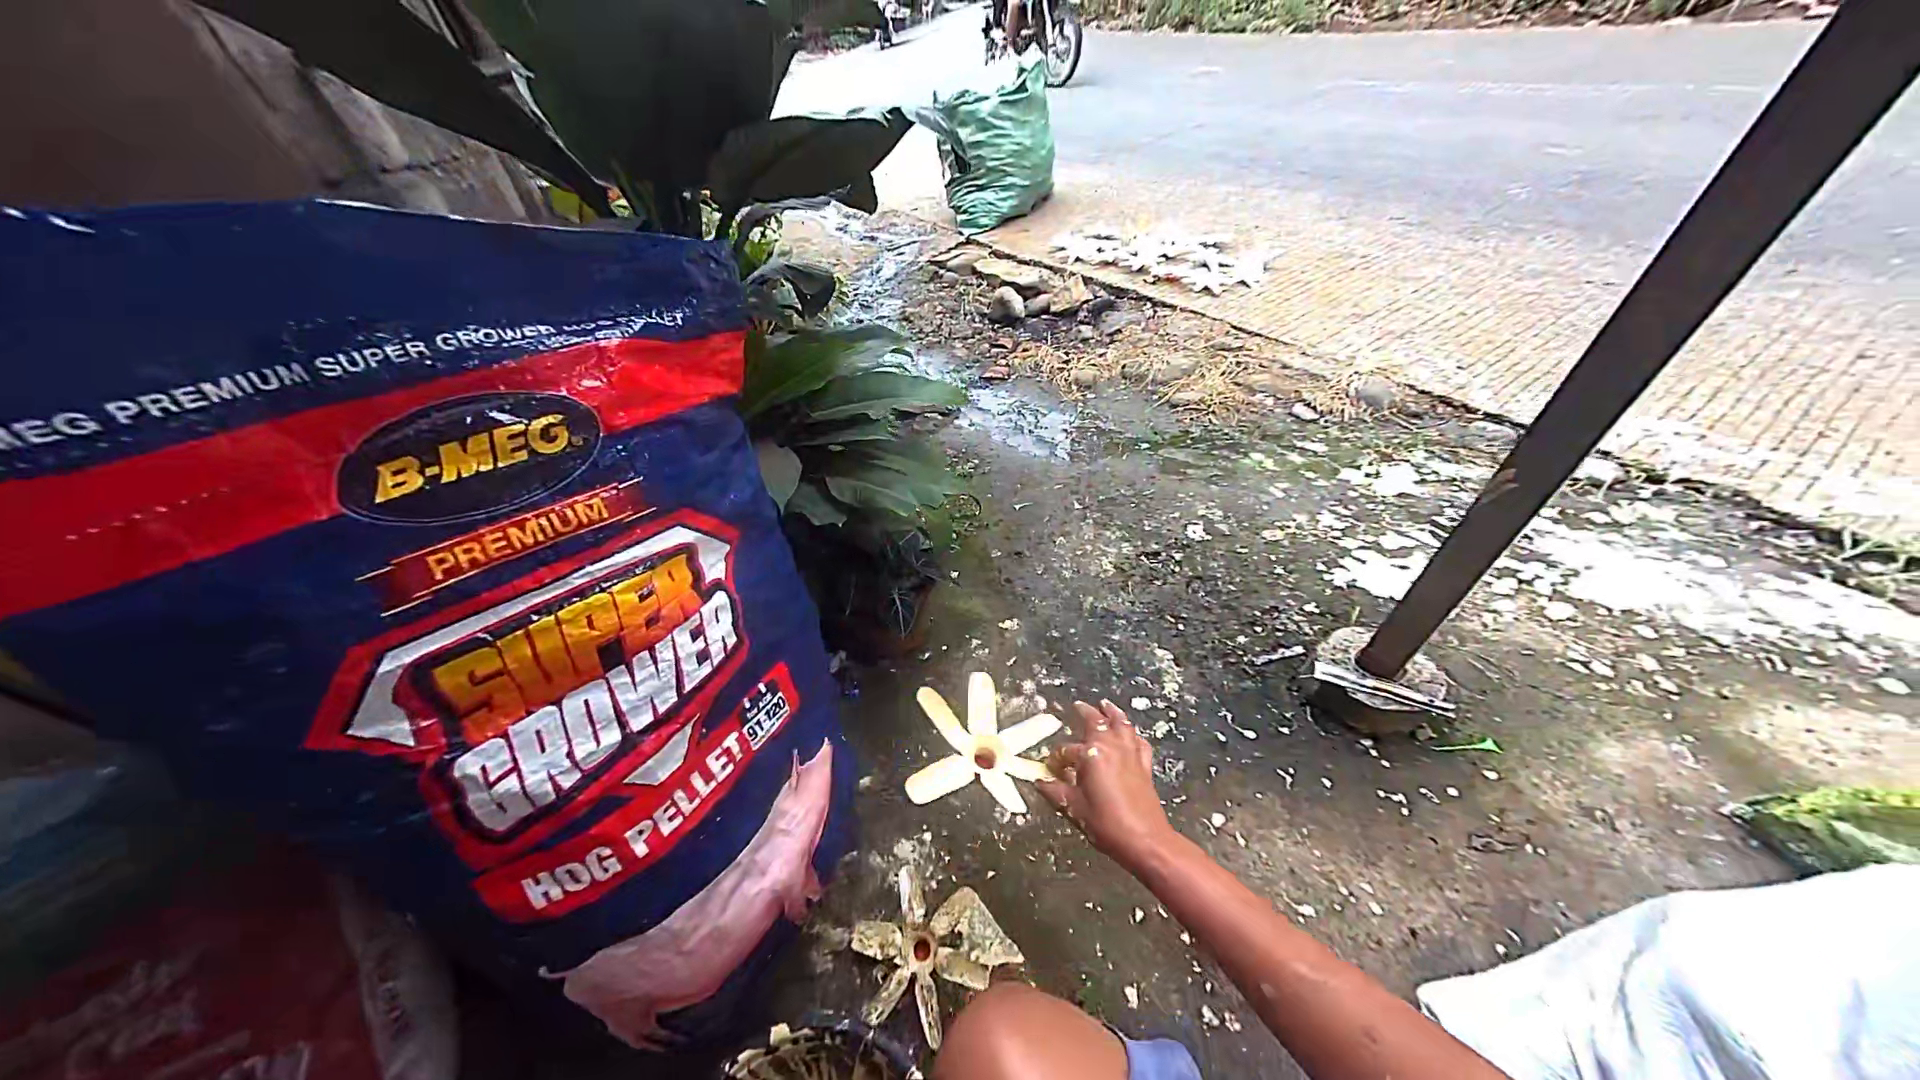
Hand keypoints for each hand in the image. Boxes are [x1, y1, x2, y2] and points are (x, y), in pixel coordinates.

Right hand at [1036, 700, 1176, 869]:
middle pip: (1098, 722)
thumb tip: (1040, 782)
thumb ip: (1054, 791)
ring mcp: (1131, 754)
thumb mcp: (1073, 808)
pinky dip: (1132, 733)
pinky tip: (1130, 734)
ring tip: (1105, 704)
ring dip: (1112, 713)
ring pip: (1122, 725)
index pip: (1066, 751)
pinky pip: (1138, 741)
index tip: (1049, 769)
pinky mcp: (1144, 766)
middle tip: (1077, 706)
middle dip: (1086, 713)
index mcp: (1091, 755)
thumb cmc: (1106, 824)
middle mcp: (1112, 747)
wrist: (1146, 841)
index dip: (1055, 759)